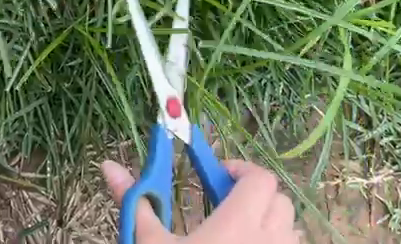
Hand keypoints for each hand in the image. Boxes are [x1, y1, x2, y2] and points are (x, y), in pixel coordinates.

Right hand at [100, 158, 299, 243]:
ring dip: (271, 224)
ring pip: (291, 233)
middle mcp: (269, 242)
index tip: (217, 175)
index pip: (260, 179)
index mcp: (239, 224)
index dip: (241, 170)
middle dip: (256, 194)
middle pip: (280, 202)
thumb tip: (108, 165)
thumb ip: (135, 202)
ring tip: (239, 233)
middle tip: (226, 202)